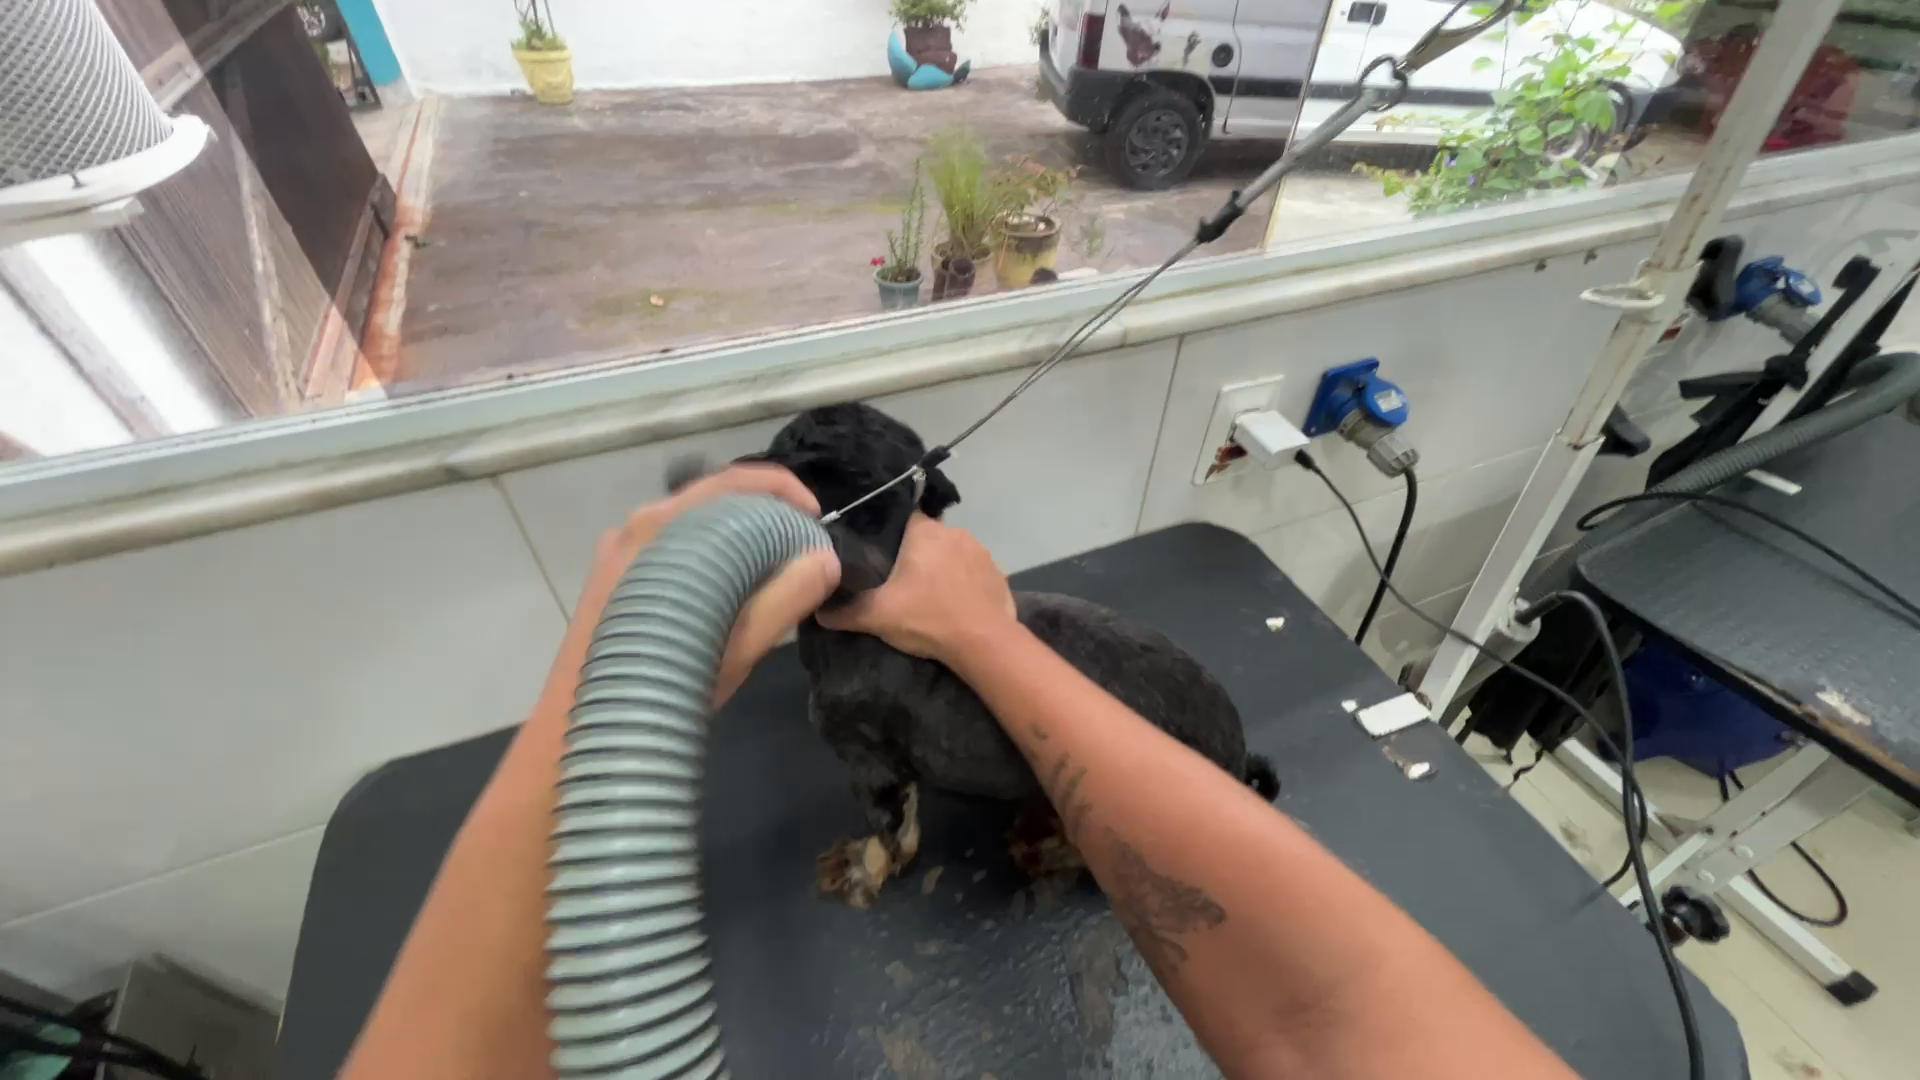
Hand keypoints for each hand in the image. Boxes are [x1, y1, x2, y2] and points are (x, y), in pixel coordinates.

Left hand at [573, 464, 840, 706]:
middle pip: (713, 495)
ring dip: (742, 531)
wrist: (584, 735)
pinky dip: (716, 548)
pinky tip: (736, 582)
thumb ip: (785, 598)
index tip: (818, 520)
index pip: (732, 482)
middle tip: (803, 546)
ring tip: (778, 563)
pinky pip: (678, 542)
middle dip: (767, 512)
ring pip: (696, 519)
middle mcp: (637, 527)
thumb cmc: (661, 689)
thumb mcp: (737, 647)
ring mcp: (621, 550)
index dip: (784, 490)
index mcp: (660, 530)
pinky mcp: (617, 575)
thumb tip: (827, 560)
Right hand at [817, 513, 1015, 662]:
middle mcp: (955, 532)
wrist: (983, 643)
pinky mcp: (997, 573)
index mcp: (925, 531)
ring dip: (941, 568)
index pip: (901, 518)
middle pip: (926, 536)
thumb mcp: (877, 616)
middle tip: (898, 580)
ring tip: (927, 594)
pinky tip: (955, 603)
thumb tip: (818, 611)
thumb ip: (845, 612)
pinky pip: (973, 571)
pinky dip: (963, 583)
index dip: (887, 535)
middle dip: (914, 554)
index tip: (877, 554)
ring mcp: (981, 551)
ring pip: (951, 553)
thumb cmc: (927, 618)